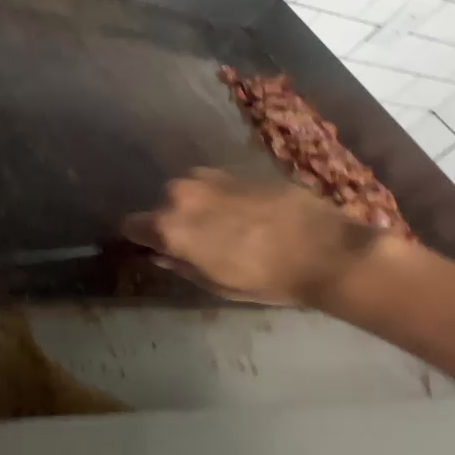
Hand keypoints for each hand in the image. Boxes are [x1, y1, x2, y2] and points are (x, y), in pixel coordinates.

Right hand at [120, 167, 384, 305]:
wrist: (324, 248)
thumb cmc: (267, 278)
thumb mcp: (218, 285)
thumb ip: (182, 266)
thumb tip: (162, 255)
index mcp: (169, 226)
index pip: (130, 226)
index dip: (141, 239)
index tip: (156, 249)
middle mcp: (179, 194)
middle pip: (161, 207)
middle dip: (173, 222)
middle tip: (200, 243)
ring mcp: (205, 176)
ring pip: (186, 192)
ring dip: (196, 207)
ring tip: (226, 227)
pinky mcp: (232, 169)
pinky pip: (211, 184)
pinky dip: (219, 197)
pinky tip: (245, 214)